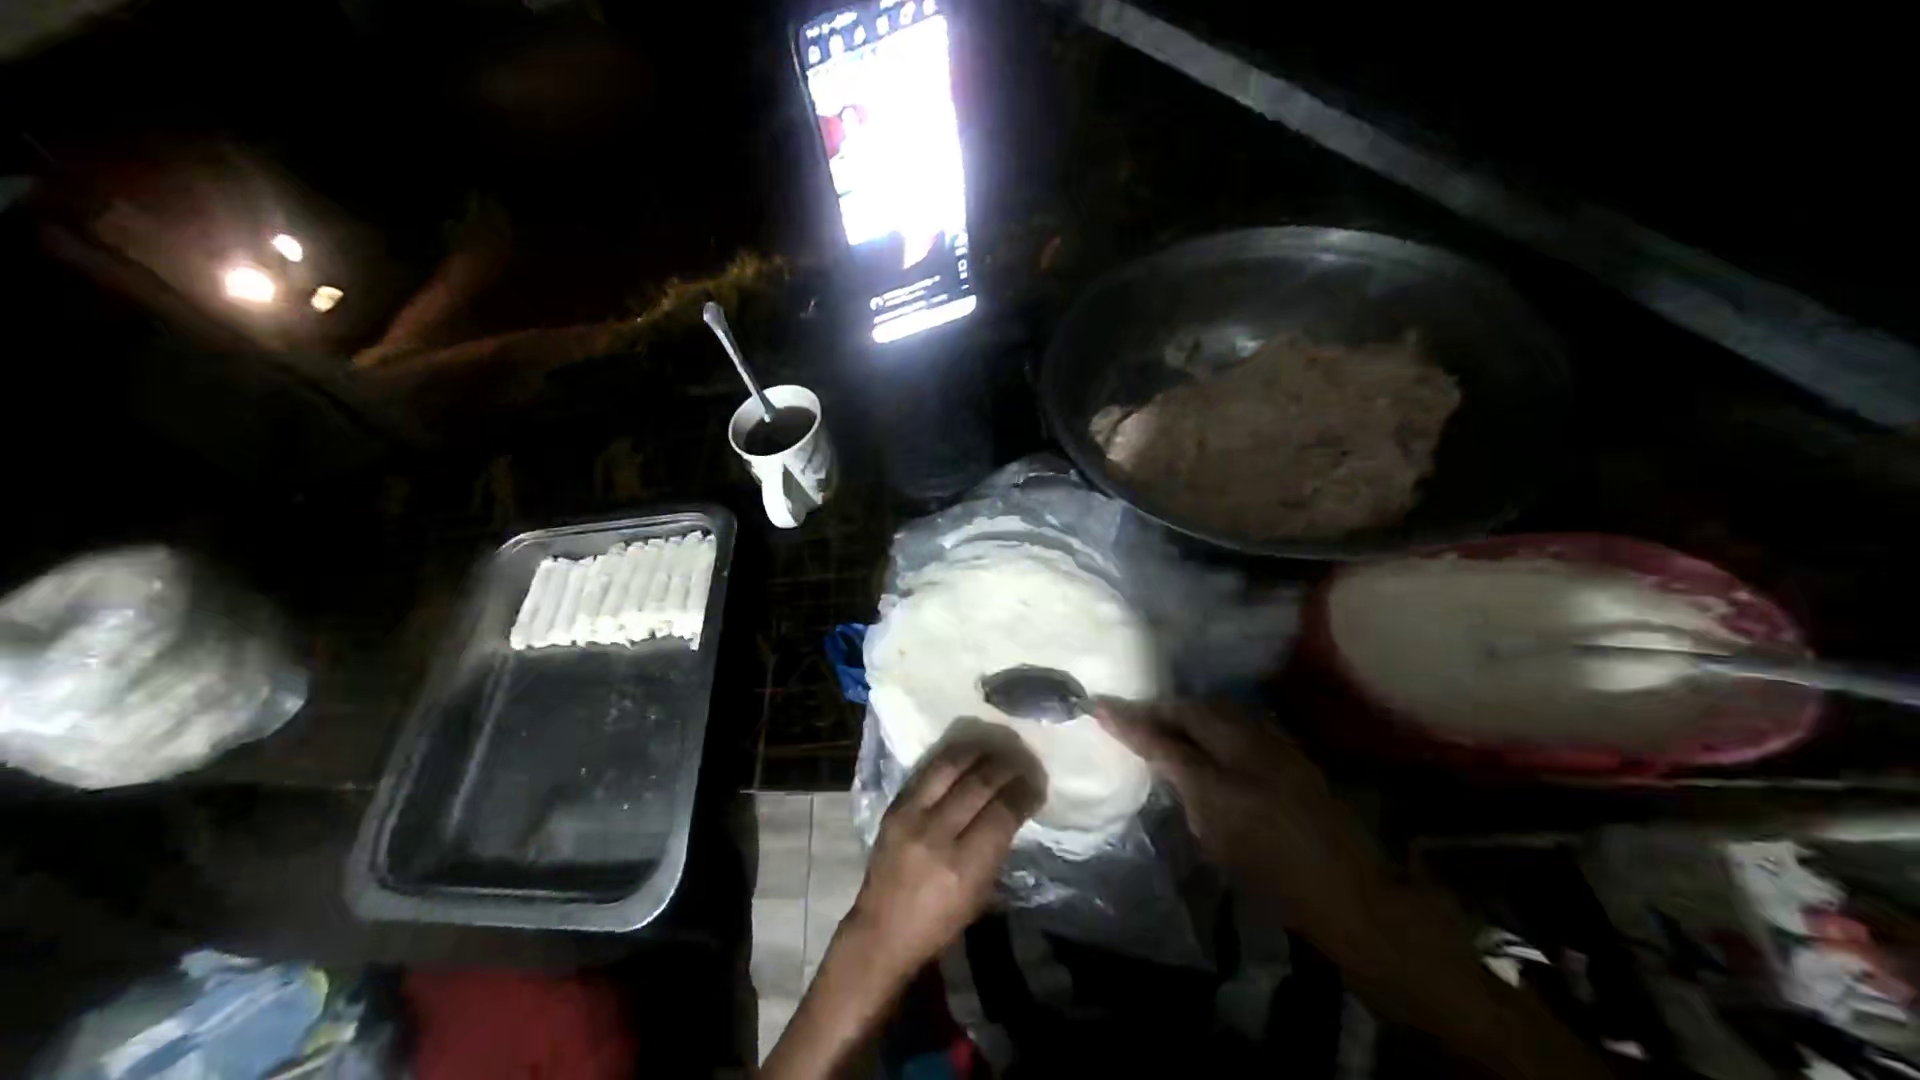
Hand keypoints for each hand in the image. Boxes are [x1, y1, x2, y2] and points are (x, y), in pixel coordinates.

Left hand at [848, 723, 1044, 979]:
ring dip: (981, 752)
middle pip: (980, 783)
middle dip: (1009, 767)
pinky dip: (953, 756)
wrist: (881, 931)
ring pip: (952, 766)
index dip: (1025, 792)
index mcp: (963, 867)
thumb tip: (1015, 805)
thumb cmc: (939, 922)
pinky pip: (928, 770)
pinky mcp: (894, 806)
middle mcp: (936, 834)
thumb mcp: (980, 893)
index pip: (1003, 812)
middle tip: (1025, 759)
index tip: (1038, 783)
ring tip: (1000, 746)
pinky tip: (970, 751)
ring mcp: (911, 815)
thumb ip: (997, 847)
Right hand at [1098, 702, 1613, 1079]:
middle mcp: (1249, 746)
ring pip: (1219, 709)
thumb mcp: (1217, 835)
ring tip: (1167, 720)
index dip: (1130, 720)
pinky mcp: (1292, 752)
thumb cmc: (1276, 877)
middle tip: (1135, 713)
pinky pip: (1241, 721)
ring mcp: (1274, 745)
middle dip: (1160, 707)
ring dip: (1189, 710)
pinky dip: (1216, 720)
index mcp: (1224, 772)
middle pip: (1193, 709)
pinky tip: (1209, 734)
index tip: (1099, 705)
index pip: (1164, 735)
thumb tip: (1165, 756)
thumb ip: (1186, 785)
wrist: (1355, 894)